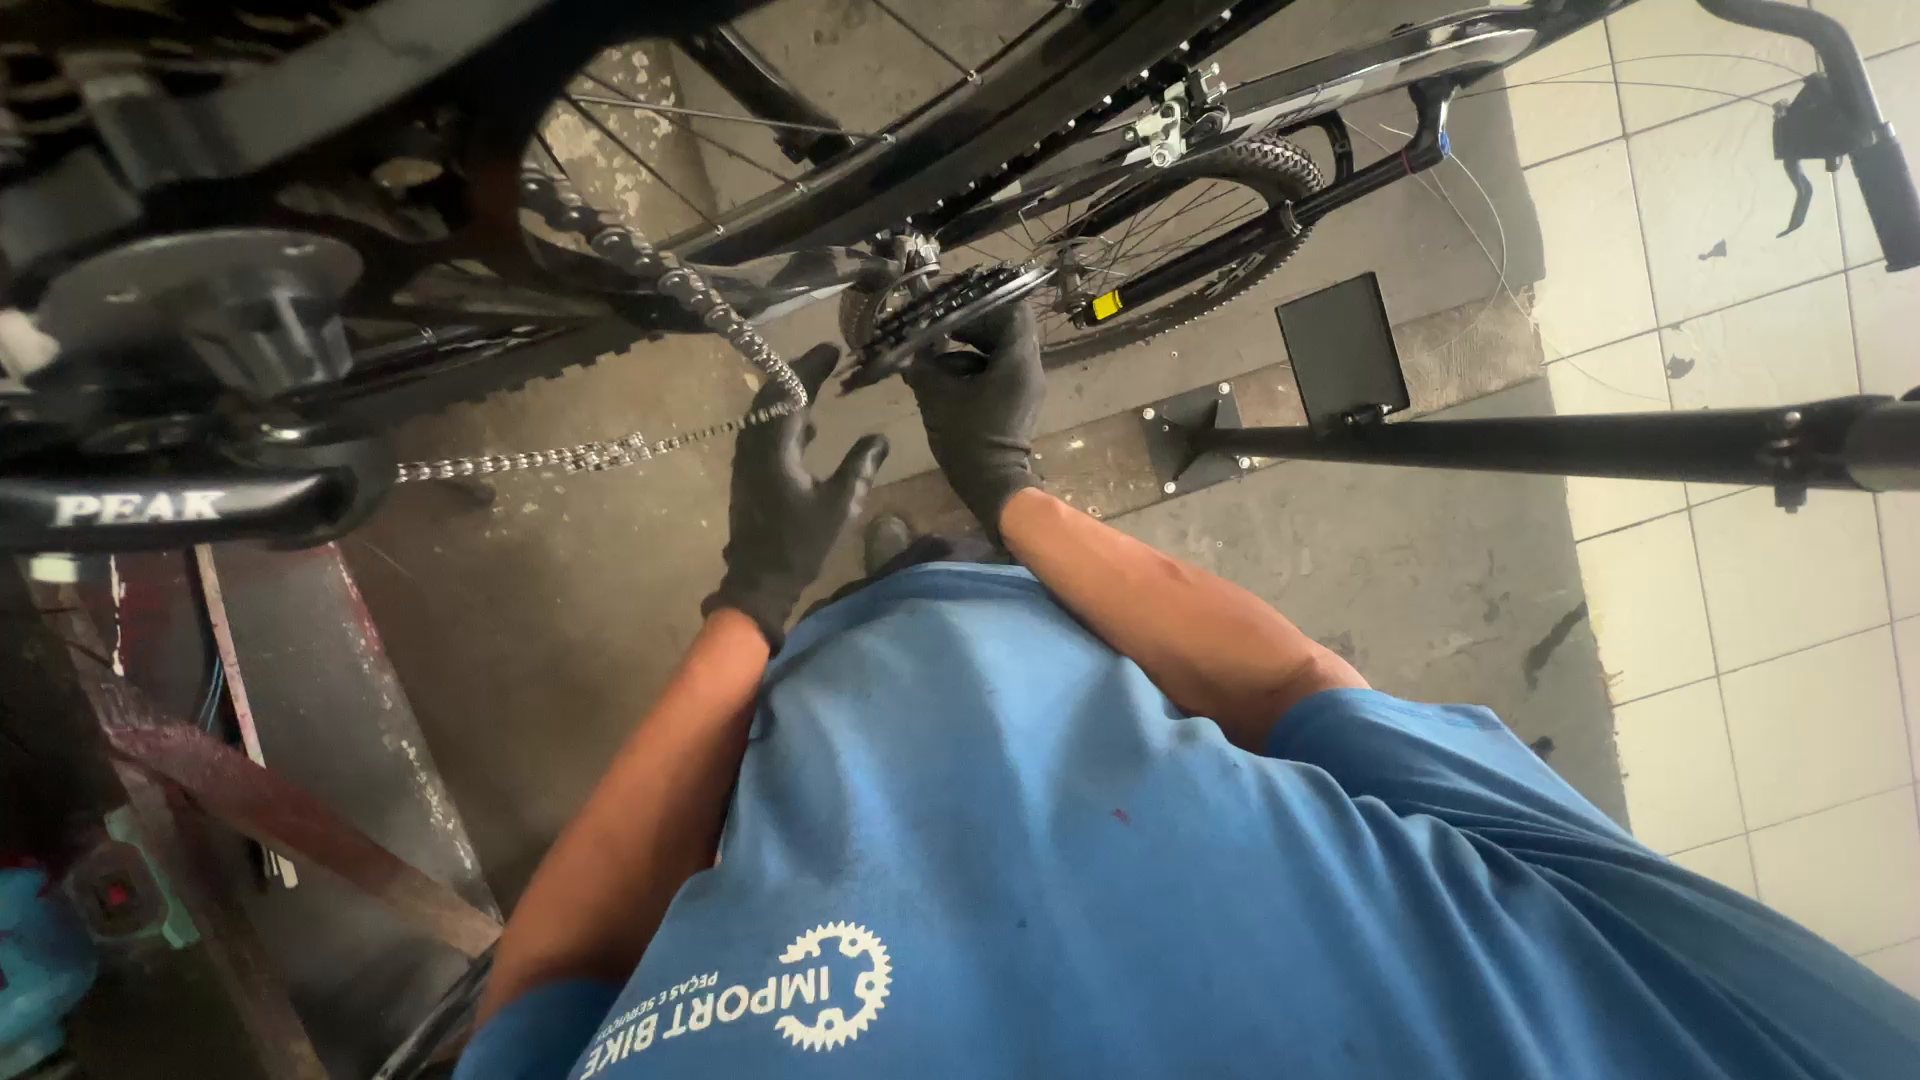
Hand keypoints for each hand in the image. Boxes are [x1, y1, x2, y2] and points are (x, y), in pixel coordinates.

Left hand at [702, 344, 888, 648]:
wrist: (758, 579)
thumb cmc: (800, 544)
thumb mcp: (840, 505)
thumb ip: (859, 467)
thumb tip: (880, 437)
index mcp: (775, 448)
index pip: (791, 393)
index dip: (810, 367)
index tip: (831, 348)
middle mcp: (754, 446)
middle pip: (771, 396)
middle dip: (796, 373)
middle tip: (823, 359)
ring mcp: (747, 460)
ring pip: (763, 413)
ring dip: (788, 394)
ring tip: (816, 382)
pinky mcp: (748, 474)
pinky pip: (763, 432)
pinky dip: (783, 418)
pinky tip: (807, 427)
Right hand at [903, 302, 1044, 540]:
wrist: (992, 487)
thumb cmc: (969, 440)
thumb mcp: (938, 398)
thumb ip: (923, 366)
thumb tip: (907, 349)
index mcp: (1017, 362)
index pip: (1013, 310)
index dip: (983, 303)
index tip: (954, 306)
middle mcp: (1029, 369)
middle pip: (1006, 328)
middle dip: (971, 325)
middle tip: (940, 326)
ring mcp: (1025, 387)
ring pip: (1000, 350)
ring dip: (968, 347)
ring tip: (936, 353)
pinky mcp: (1017, 401)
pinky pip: (998, 371)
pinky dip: (973, 367)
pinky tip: (945, 376)